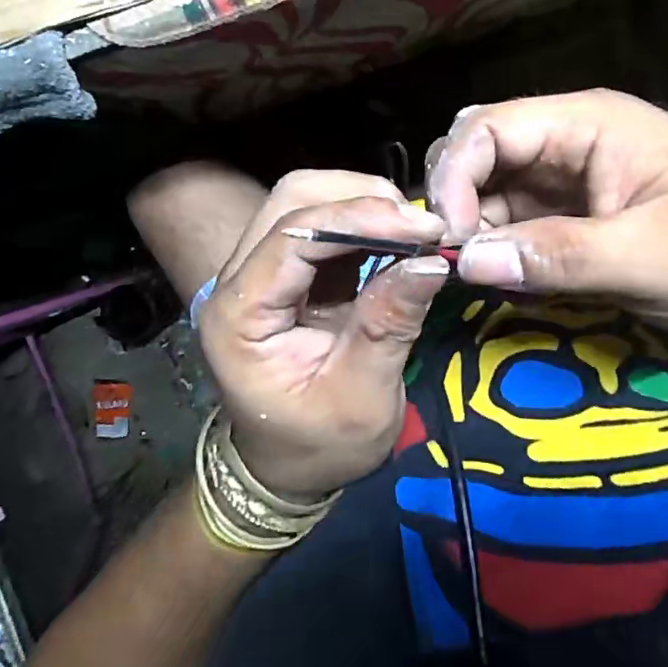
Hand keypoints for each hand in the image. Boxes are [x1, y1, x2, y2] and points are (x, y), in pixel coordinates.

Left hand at [198, 172, 451, 498]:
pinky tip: (394, 241)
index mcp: (239, 316)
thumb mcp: (360, 398)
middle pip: (289, 202)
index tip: (427, 226)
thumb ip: (387, 325)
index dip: (359, 219)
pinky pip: (316, 227)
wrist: (284, 465)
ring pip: (301, 204)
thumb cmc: (316, 445)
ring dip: (360, 206)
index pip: (292, 238)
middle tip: (422, 226)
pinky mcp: (279, 274)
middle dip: (359, 201)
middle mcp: (235, 283)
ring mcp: (254, 273)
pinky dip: (358, 224)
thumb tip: (432, 258)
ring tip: (412, 232)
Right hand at [425, 91, 667, 338]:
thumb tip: (466, 261)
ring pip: (478, 190)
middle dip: (449, 200)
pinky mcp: (558, 216)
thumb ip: (561, 256)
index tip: (450, 239)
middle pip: (472, 153)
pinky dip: (484, 249)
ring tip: (464, 273)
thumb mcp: (656, 258)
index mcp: (588, 124)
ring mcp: (558, 179)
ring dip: (463, 229)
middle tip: (449, 256)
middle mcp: (563, 142)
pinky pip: (500, 223)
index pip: (487, 128)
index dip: (453, 177)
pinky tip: (487, 277)